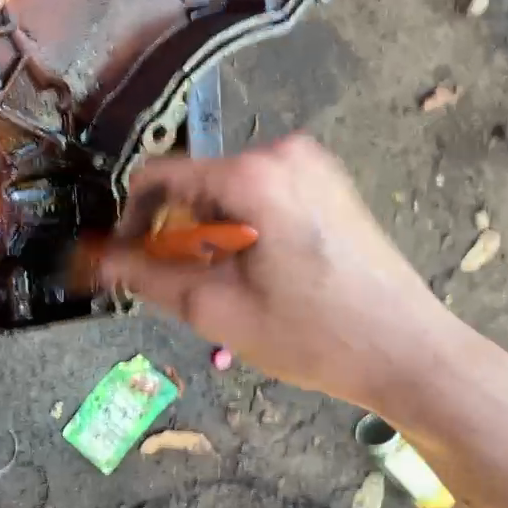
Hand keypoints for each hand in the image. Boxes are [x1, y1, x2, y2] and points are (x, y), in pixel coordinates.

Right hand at [94, 136, 471, 412]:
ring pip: (220, 192)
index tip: (128, 258)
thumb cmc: (313, 335)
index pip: (156, 177)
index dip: (130, 219)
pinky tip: (253, 269)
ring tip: (221, 281)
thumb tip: (96, 261)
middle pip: (190, 184)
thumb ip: (144, 276)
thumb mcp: (213, 309)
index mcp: (252, 175)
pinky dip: (237, 227)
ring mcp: (311, 165)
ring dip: (204, 233)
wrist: (411, 354)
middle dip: (172, 231)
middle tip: (180, 281)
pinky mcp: (326, 183)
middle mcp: (282, 153)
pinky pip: (254, 194)